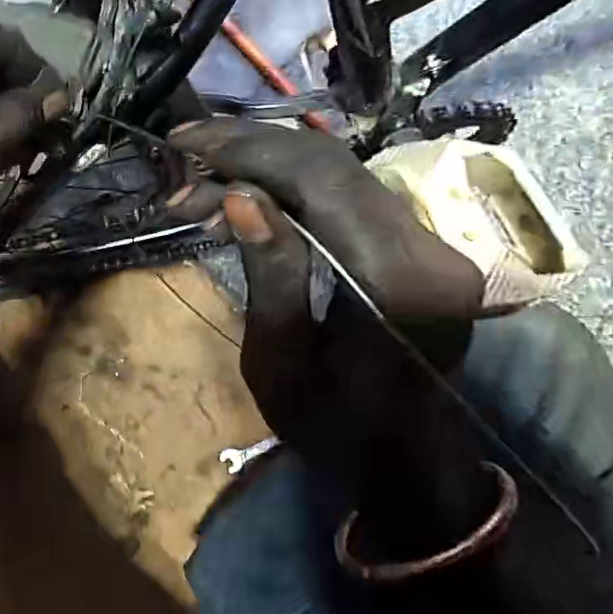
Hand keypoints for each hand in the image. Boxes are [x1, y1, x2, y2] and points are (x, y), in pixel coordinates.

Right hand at [164, 119, 484, 462]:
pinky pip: (348, 191)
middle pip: (329, 163)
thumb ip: (270, 272)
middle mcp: (424, 247)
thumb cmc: (332, 429)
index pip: (317, 180)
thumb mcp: (281, 361)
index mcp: (391, 279)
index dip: (247, 152)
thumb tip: (239, 194)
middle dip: (249, 146)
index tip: (183, 146)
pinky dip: (291, 182)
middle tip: (184, 147)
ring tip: (204, 170)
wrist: (408, 467)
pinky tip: (249, 189)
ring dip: (265, 161)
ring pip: (340, 169)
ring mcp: (429, 242)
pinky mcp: (418, 245)